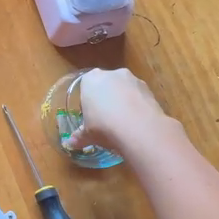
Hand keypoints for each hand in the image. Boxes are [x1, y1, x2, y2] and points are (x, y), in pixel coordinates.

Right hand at [66, 68, 185, 162]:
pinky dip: (137, 105)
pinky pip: (138, 96)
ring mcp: (132, 79)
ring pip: (124, 89)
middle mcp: (111, 74)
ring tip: (123, 122)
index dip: (88, 100)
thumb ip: (79, 136)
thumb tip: (69, 144)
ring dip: (123, 100)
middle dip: (106, 97)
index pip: (86, 85)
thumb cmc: (103, 125)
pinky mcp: (149, 88)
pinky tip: (136, 122)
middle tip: (105, 118)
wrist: (138, 128)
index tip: (90, 114)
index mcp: (91, 79)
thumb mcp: (87, 134)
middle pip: (106, 84)